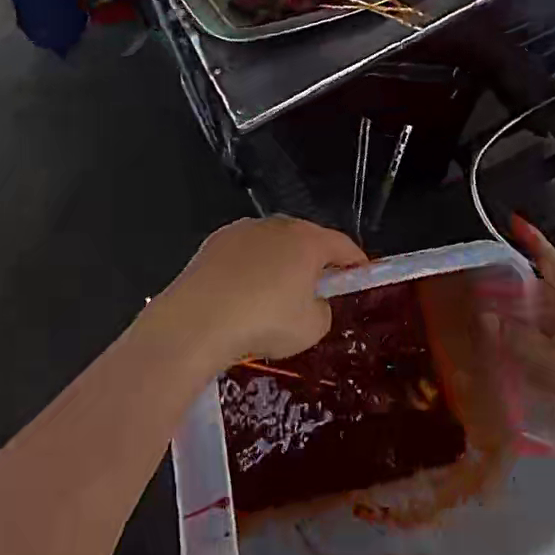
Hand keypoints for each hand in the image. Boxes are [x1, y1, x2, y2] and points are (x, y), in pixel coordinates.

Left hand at [151, 216, 366, 370]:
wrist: (194, 324)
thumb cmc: (263, 322)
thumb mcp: (311, 328)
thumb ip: (322, 310)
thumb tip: (313, 303)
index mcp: (309, 241)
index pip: (343, 245)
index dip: (355, 261)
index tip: (360, 274)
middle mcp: (278, 225)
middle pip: (307, 240)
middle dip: (314, 261)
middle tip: (315, 290)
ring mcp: (243, 230)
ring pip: (273, 245)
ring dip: (279, 264)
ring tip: (271, 297)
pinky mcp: (214, 242)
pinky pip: (243, 254)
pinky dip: (248, 269)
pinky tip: (239, 297)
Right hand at [489, 217, 554, 445]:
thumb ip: (518, 342)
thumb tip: (487, 318)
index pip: (552, 261)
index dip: (532, 241)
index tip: (514, 222)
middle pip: (544, 295)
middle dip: (514, 292)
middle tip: (481, 294)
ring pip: (547, 325)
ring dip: (522, 326)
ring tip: (489, 331)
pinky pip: (554, 349)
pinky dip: (534, 351)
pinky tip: (516, 367)